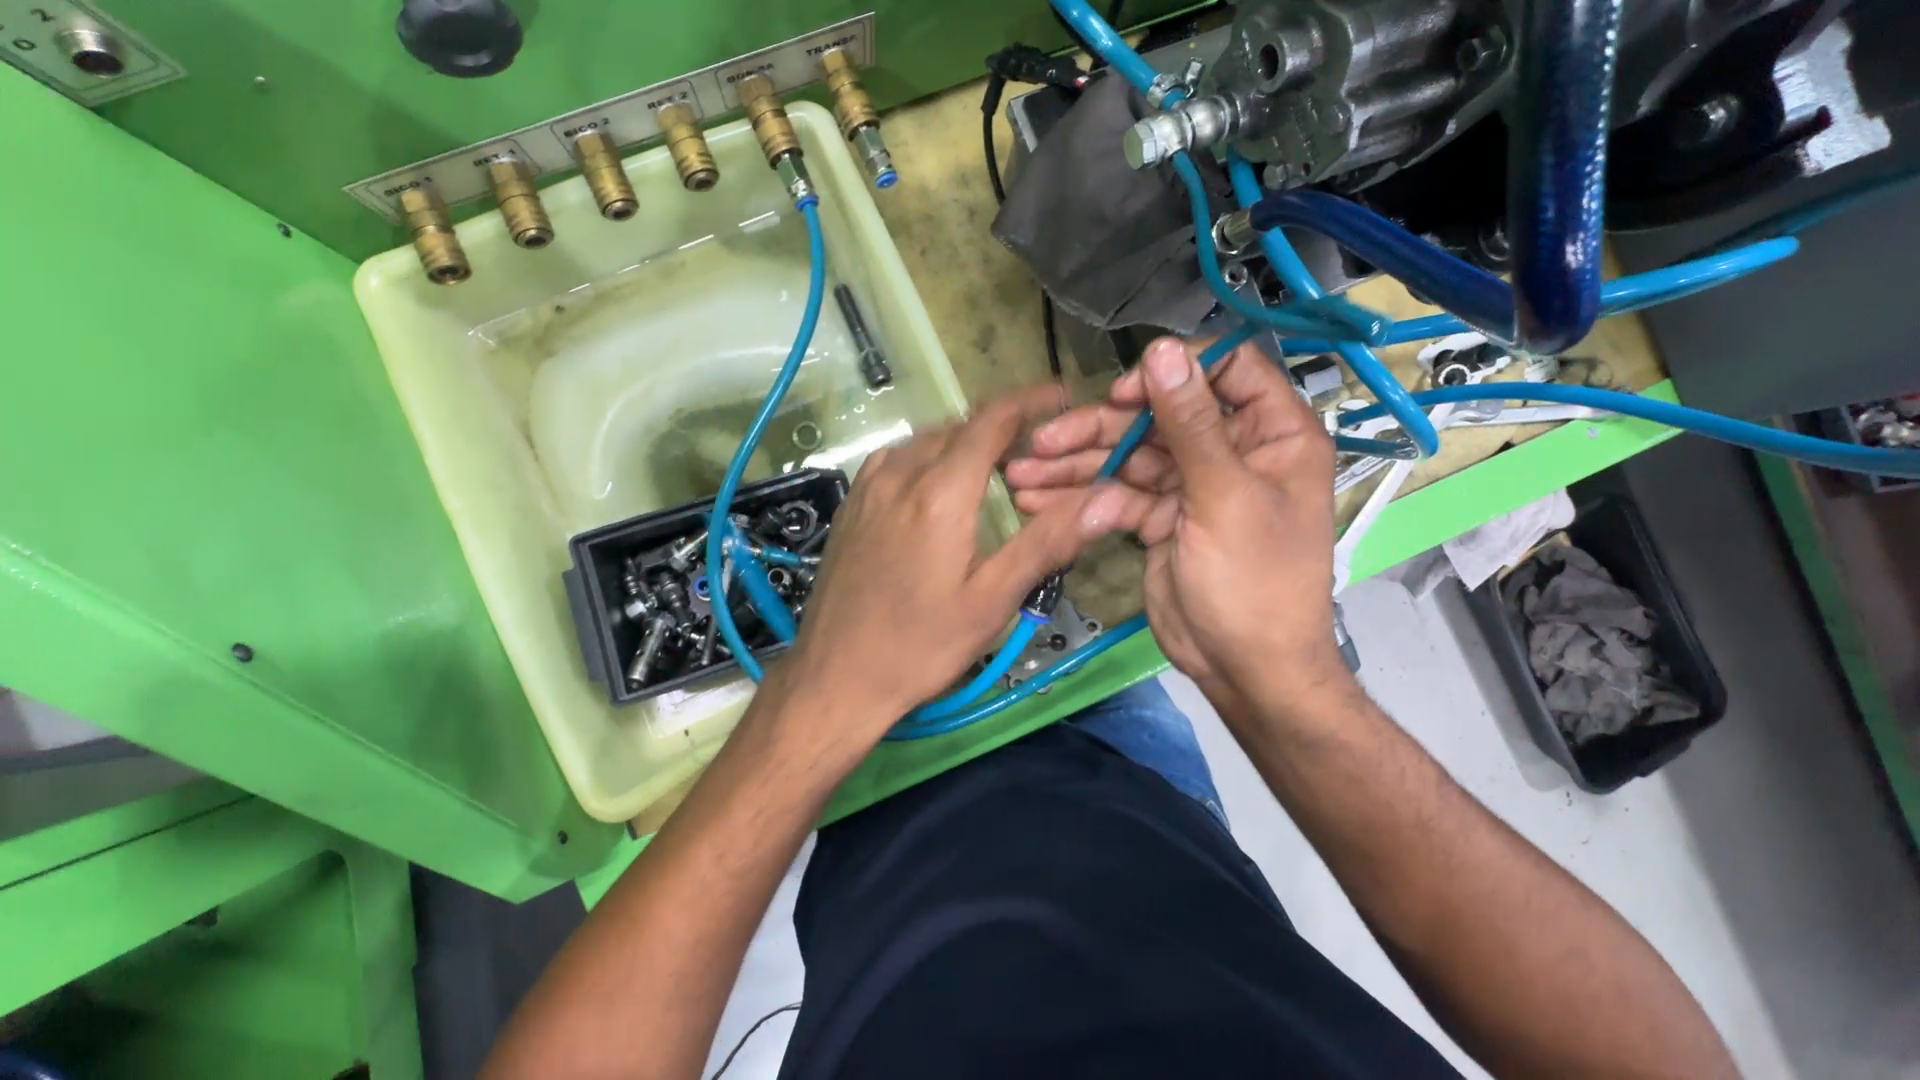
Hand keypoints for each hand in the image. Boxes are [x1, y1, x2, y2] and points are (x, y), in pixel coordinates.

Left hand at [768, 386, 1097, 746]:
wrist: (835, 677)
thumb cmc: (921, 646)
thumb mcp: (992, 601)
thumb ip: (1046, 541)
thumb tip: (1106, 498)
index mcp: (941, 492)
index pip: (991, 420)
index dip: (1030, 401)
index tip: (1060, 396)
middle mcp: (900, 474)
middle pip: (958, 427)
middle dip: (1000, 429)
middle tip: (1035, 454)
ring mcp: (868, 487)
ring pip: (925, 441)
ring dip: (962, 444)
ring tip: (993, 471)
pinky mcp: (850, 505)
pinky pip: (897, 461)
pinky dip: (928, 460)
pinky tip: (939, 493)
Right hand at [1004, 336, 1352, 716]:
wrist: (1245, 669)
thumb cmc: (1254, 582)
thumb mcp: (1223, 497)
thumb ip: (1190, 424)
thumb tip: (1162, 350)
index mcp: (1272, 434)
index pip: (1226, 370)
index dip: (1173, 372)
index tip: (1123, 391)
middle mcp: (1234, 450)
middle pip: (1161, 415)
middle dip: (1099, 428)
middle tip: (1044, 440)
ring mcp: (1194, 484)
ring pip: (1131, 455)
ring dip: (1077, 463)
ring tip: (1021, 471)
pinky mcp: (1162, 517)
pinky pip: (1118, 494)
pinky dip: (1082, 497)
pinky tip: (1036, 499)